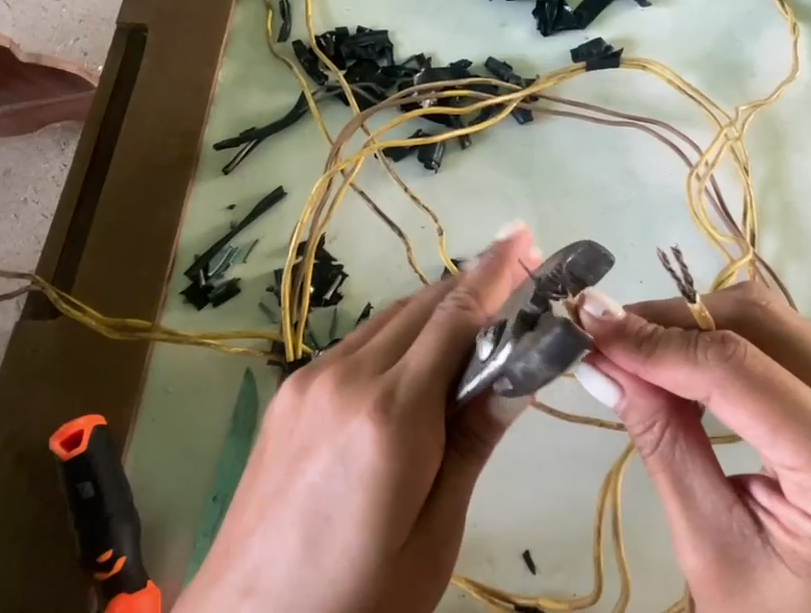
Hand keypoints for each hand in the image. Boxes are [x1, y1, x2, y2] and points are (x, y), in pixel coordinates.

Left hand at [175, 225, 541, 612]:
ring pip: (387, 321)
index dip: (493, 272)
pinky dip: (396, 336)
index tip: (522, 235)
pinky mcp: (288, 394)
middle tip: (513, 273)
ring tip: (474, 315)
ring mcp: (309, 381)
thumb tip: (519, 375)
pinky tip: (415, 359)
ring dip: (433, 309)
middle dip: (470, 285)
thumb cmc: (359, 597)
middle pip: (422, 308)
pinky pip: (356, 344)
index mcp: (392, 416)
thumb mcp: (434, 533)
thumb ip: (473, 443)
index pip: (455, 319)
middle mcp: (346, 378)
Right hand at [574, 281, 810, 612]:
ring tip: (633, 347)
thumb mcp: (711, 548)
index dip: (656, 342)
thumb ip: (662, 442)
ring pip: (771, 320)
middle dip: (673, 319)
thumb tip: (601, 361)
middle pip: (761, 323)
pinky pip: (783, 342)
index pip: (738, 371)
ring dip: (694, 323)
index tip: (589, 326)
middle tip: (605, 333)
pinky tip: (678, 361)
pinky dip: (721, 340)